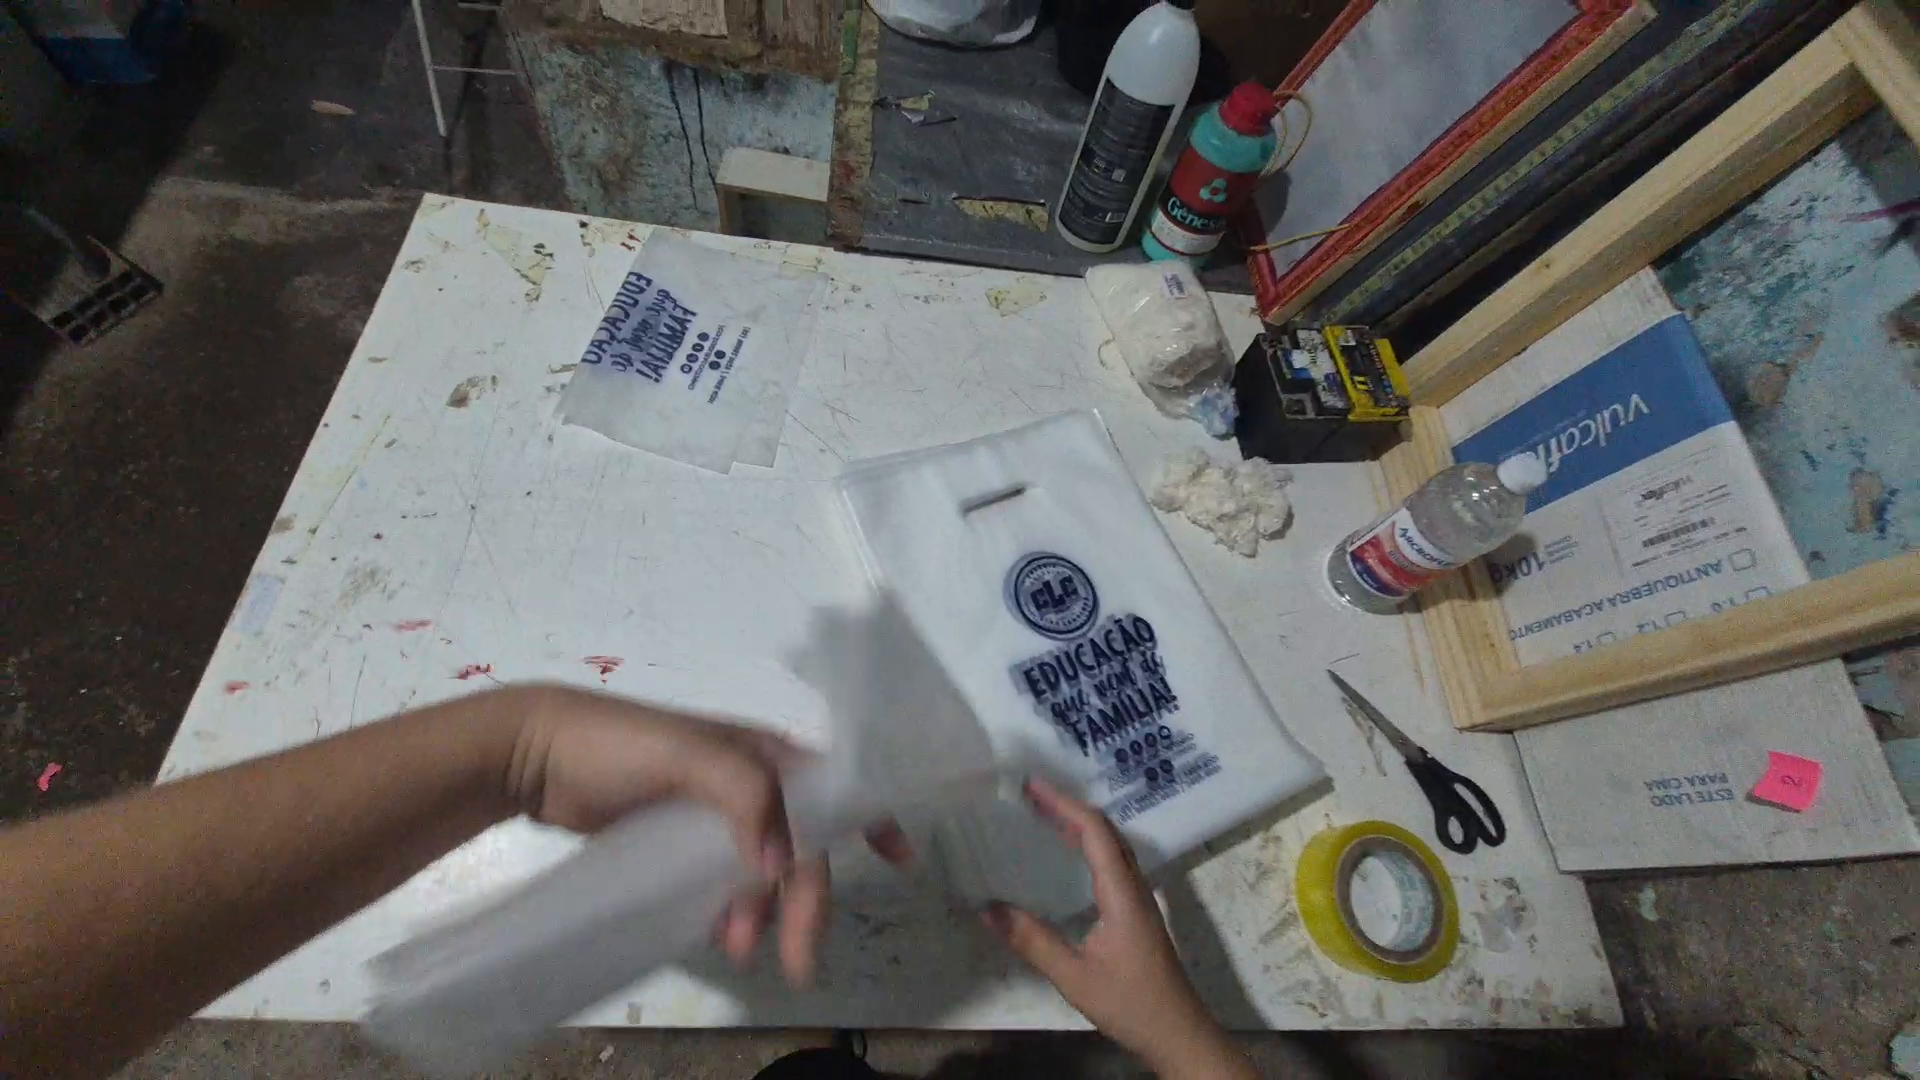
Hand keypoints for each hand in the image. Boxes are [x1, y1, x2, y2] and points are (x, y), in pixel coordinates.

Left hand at [501, 685, 908, 985]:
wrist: (534, 755)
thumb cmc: (620, 744)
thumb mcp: (689, 756)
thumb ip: (745, 797)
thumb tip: (783, 864)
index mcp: (764, 752)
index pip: (832, 782)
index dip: (869, 816)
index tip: (899, 859)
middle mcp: (750, 781)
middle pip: (799, 843)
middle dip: (805, 897)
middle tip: (795, 960)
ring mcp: (715, 812)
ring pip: (763, 867)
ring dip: (764, 909)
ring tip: (736, 947)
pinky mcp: (679, 840)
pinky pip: (723, 878)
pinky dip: (731, 907)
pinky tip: (717, 933)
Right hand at [980, 778, 1250, 1078]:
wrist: (1179, 1034)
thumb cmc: (1130, 1003)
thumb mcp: (1075, 977)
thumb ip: (1032, 941)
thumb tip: (987, 909)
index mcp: (1121, 890)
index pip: (1094, 830)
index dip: (1064, 803)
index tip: (1032, 786)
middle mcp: (1133, 883)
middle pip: (1104, 829)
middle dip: (1067, 805)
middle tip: (1029, 794)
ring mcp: (1138, 895)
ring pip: (1110, 843)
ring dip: (1078, 822)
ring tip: (1043, 814)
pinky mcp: (1136, 908)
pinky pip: (1111, 859)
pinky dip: (1087, 842)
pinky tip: (1067, 854)